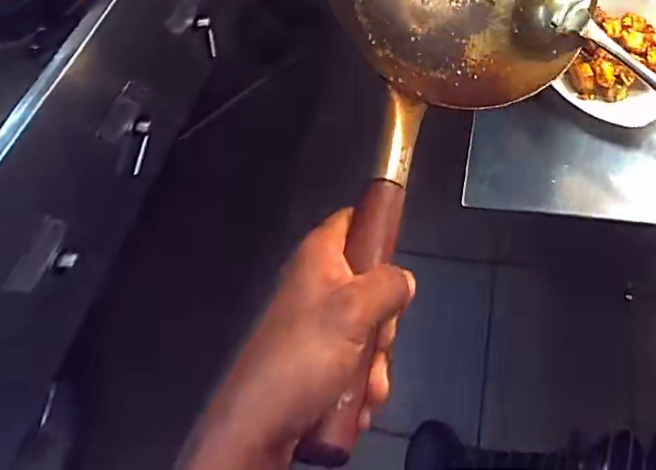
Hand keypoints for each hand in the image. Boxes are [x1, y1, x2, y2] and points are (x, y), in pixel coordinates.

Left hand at [182, 209, 416, 469]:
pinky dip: (361, 382)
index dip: (378, 227)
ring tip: (370, 386)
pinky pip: (353, 361)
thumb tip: (404, 280)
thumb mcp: (356, 309)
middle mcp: (317, 286)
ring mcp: (314, 328)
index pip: (353, 219)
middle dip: (386, 317)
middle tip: (380, 338)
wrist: (250, 436)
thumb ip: (389, 285)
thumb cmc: (302, 358)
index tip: (398, 253)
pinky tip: (360, 404)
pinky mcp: (313, 365)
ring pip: (367, 327)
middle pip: (371, 281)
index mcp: (319, 257)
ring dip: (377, 359)